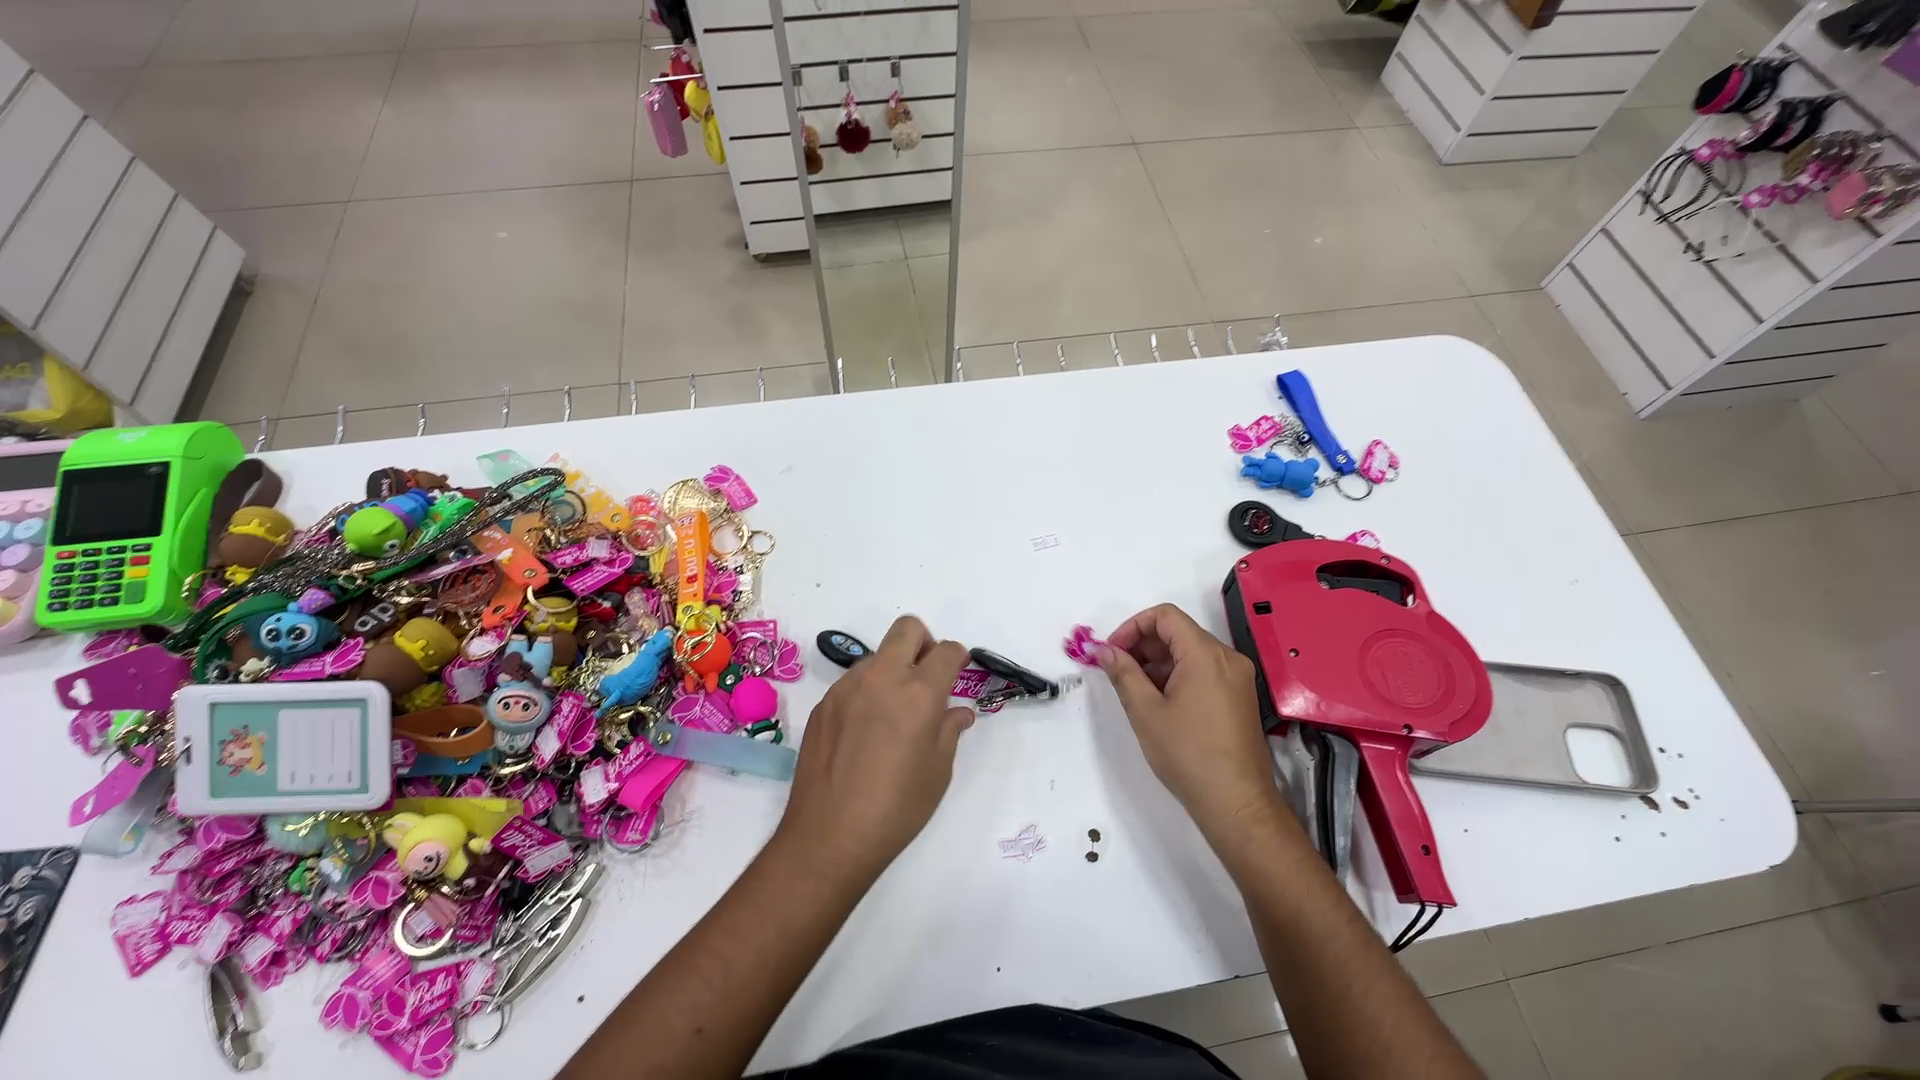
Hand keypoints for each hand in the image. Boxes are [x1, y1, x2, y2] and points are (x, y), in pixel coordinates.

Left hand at [776, 616, 974, 881]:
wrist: (829, 836)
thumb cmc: (897, 808)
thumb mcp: (938, 771)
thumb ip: (949, 730)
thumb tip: (957, 712)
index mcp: (919, 692)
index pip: (947, 650)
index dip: (958, 659)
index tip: (958, 676)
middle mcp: (882, 678)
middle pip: (907, 629)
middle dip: (925, 643)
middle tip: (928, 679)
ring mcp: (846, 688)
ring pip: (877, 656)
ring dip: (893, 671)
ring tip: (893, 716)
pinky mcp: (823, 704)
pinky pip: (853, 682)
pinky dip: (867, 693)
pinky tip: (865, 734)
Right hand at [1098, 604, 1286, 835]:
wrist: (1235, 801)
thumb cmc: (1187, 754)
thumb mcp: (1146, 712)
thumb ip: (1123, 673)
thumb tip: (1104, 650)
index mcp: (1206, 654)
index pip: (1165, 616)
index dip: (1132, 626)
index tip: (1112, 651)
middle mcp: (1227, 658)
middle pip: (1179, 632)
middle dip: (1143, 645)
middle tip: (1117, 671)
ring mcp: (1237, 678)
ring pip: (1190, 652)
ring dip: (1158, 662)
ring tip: (1135, 690)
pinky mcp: (1239, 696)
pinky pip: (1204, 670)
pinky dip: (1178, 675)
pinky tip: (1159, 701)